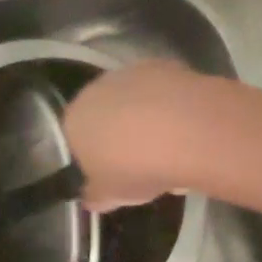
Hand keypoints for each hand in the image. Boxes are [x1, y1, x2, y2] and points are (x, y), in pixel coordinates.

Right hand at [63, 60, 203, 210]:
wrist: (188, 131)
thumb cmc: (137, 169)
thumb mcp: (110, 196)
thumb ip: (95, 195)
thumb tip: (91, 196)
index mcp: (74, 122)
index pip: (75, 141)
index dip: (94, 159)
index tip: (113, 175)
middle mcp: (94, 92)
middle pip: (101, 115)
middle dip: (117, 135)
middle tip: (140, 161)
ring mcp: (128, 74)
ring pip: (131, 100)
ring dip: (143, 117)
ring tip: (169, 146)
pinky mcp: (162, 65)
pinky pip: (159, 91)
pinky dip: (168, 104)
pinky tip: (185, 125)